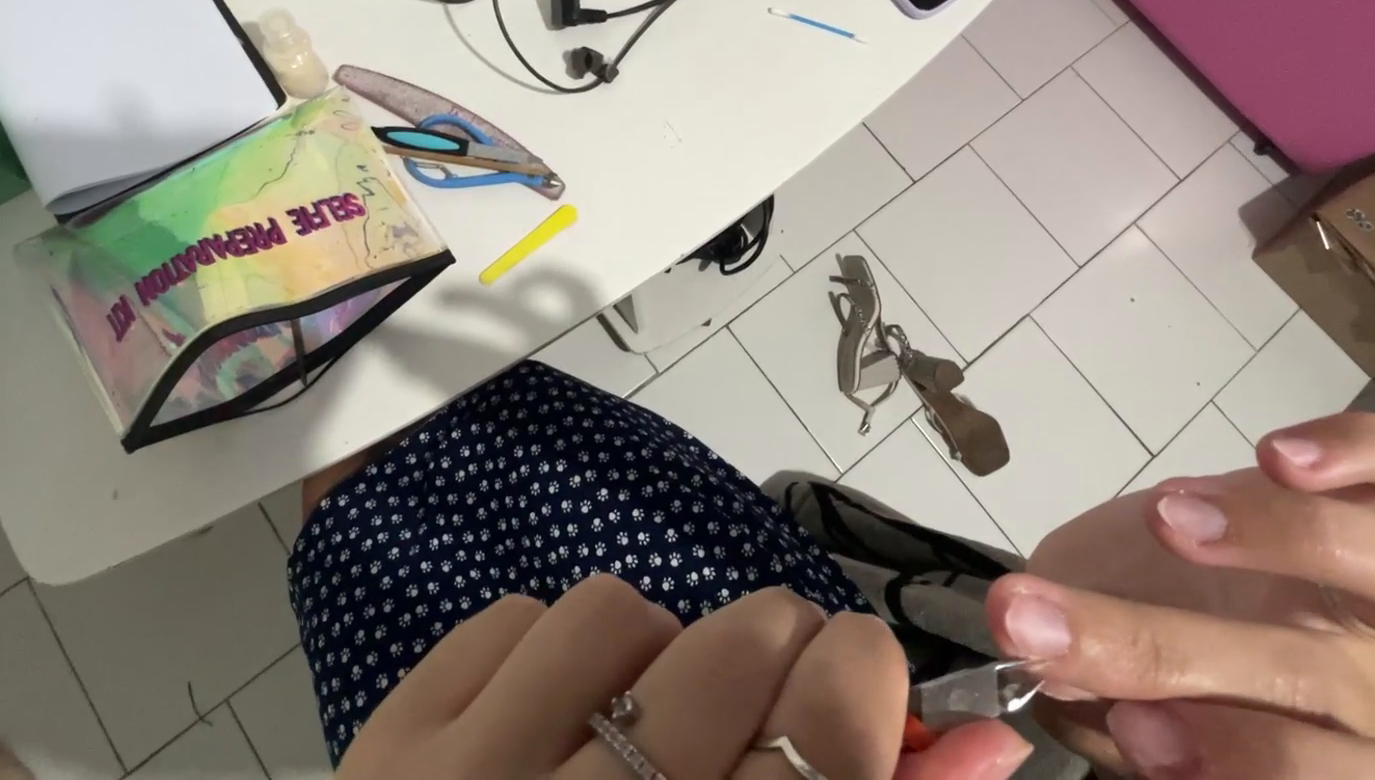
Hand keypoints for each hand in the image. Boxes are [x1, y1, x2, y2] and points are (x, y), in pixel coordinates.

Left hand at [338, 574, 1033, 779]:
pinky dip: (548, 647)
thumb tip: (982, 739)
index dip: (861, 671)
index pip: (825, 724)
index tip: (852, 667)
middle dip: (771, 640)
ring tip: (638, 713)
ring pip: (619, 611)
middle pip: (732, 648)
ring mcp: (465, 779)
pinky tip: (545, 717)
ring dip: (652, 646)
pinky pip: (512, 614)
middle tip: (756, 680)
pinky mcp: (392, 739)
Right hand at [986, 412, 1374, 777]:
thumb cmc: (1100, 663)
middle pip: (1327, 684)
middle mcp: (1352, 686)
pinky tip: (1276, 453)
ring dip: (1287, 542)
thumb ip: (1082, 682)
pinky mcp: (1351, 504)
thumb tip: (1039, 640)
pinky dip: (1365, 459)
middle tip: (1055, 612)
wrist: (1106, 603)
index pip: (1329, 779)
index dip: (1252, 761)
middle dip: (1179, 650)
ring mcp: (1368, 597)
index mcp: (1303, 755)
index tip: (1127, 726)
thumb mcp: (1086, 696)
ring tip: (1163, 516)